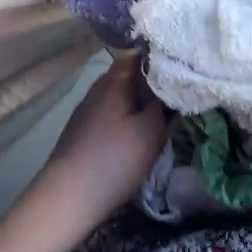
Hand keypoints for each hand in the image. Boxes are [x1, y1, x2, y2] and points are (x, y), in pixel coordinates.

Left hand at [35, 54, 167, 230]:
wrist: (68, 197)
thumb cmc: (115, 159)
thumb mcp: (151, 129)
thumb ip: (164, 101)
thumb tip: (170, 81)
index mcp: (115, 79)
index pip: (141, 54)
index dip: (163, 59)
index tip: (183, 70)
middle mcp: (98, 87)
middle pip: (132, 76)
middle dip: (154, 84)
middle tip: (180, 96)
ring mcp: (87, 109)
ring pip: (121, 96)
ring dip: (140, 103)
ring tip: (163, 116)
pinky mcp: (82, 130)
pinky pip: (112, 113)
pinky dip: (127, 118)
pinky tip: (137, 134)